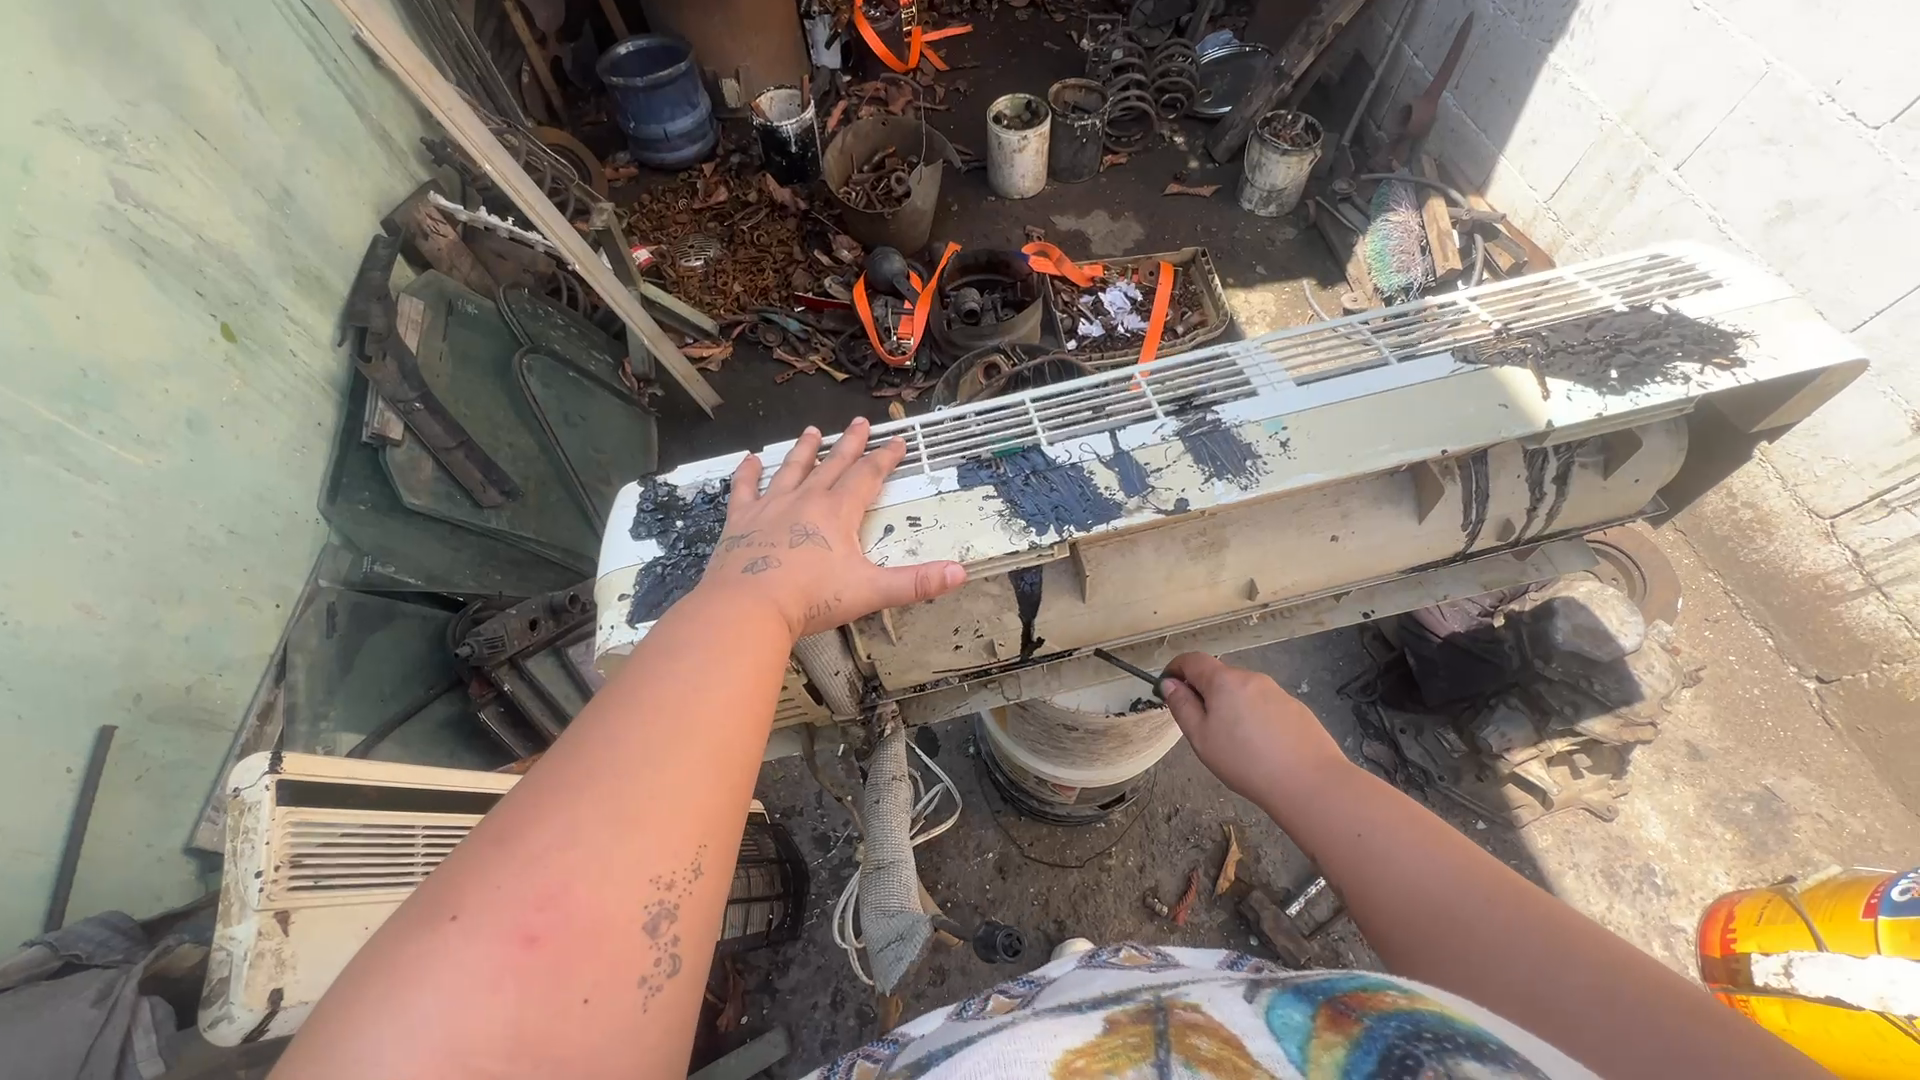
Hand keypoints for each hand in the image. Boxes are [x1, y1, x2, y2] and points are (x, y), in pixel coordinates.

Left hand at [696, 418, 967, 640]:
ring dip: (805, 449)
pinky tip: (750, 459)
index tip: (897, 442)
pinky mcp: (741, 521)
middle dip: (850, 443)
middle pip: (833, 464)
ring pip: (791, 469)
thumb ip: (916, 583)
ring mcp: (770, 507)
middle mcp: (805, 499)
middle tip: (861, 422)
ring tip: (813, 430)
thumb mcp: (871, 591)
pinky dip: (747, 473)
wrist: (749, 607)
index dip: (885, 458)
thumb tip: (960, 573)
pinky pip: (745, 489)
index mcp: (837, 512)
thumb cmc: (811, 599)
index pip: (867, 476)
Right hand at [1159, 652, 1348, 802]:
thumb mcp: (1201, 738)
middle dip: (1205, 693)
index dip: (1175, 669)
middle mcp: (1252, 678)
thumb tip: (1169, 683)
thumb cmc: (1245, 761)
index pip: (1192, 660)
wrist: (1310, 783)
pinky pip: (1265, 706)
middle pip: (1220, 676)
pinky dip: (1255, 718)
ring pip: (1243, 692)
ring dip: (1231, 707)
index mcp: (1224, 681)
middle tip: (1201, 727)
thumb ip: (1182, 706)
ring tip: (1234, 743)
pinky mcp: (1297, 709)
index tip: (1167, 688)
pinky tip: (1261, 747)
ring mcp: (1278, 692)